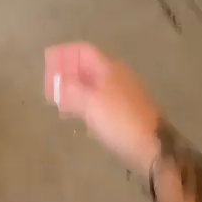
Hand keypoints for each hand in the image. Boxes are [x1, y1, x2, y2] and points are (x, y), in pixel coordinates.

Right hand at [44, 42, 163, 173]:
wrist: (155, 151)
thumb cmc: (120, 121)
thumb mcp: (89, 102)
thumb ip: (69, 89)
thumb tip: (57, 83)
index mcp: (108, 68)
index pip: (82, 50)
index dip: (62, 54)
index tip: (46, 63)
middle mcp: (117, 76)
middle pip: (86, 66)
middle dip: (66, 74)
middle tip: (50, 89)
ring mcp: (124, 95)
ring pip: (93, 85)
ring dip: (74, 90)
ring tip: (60, 105)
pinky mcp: (128, 113)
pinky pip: (100, 100)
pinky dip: (85, 103)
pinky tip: (80, 118)